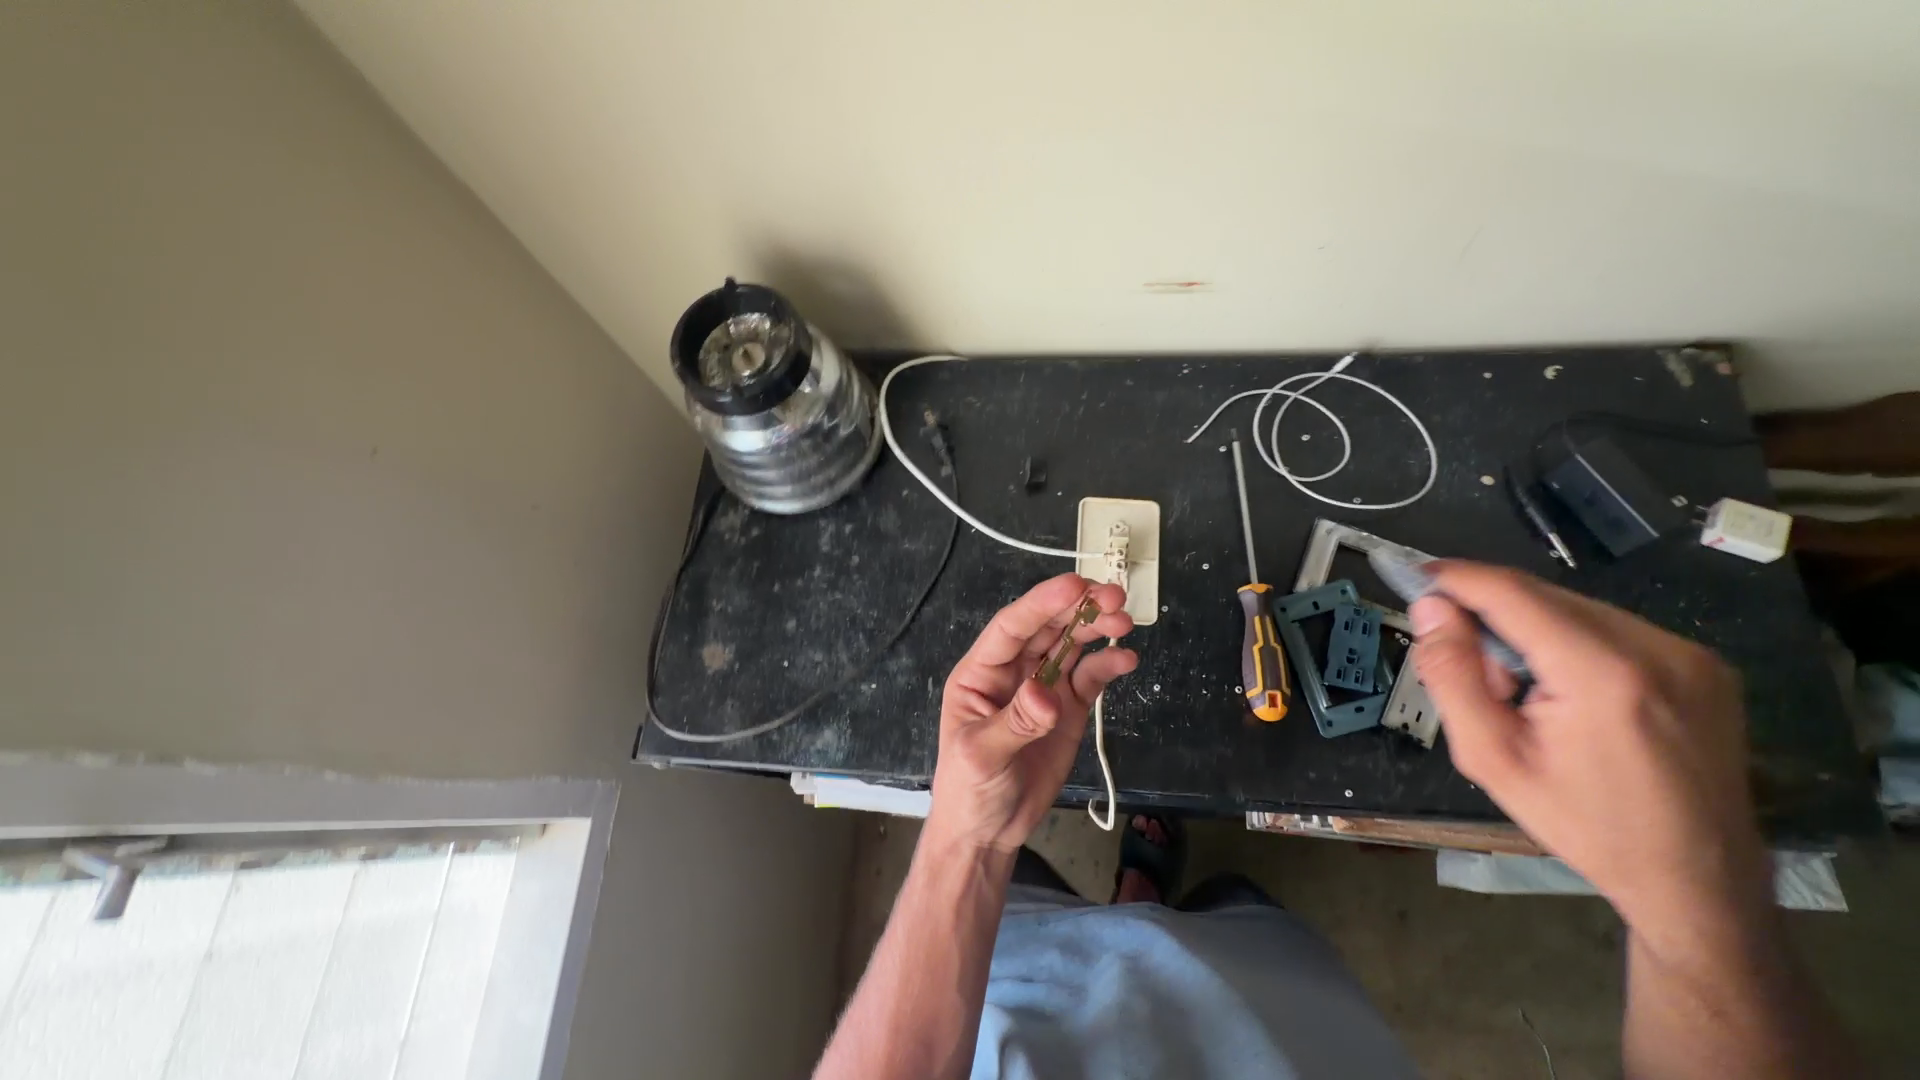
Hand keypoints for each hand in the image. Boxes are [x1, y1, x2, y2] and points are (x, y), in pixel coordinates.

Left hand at [928, 573, 1136, 854]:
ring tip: (1124, 620)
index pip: (1012, 627)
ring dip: (1096, 629)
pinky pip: (1089, 678)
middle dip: (1078, 609)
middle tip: (1114, 596)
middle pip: (1048, 628)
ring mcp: (1043, 688)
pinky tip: (1127, 659)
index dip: (1042, 604)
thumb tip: (1045, 695)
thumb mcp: (981, 756)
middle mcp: (1013, 671)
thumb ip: (1014, 723)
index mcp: (981, 672)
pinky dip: (1108, 665)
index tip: (1076, 586)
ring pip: (1071, 646)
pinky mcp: (1068, 709)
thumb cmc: (969, 789)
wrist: (988, 831)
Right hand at [1410, 562, 1769, 938]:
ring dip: (1532, 630)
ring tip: (1524, 693)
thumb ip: (1453, 676)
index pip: (1512, 593)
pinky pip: (1614, 629)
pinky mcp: (1705, 665)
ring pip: (1578, 610)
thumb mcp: (1491, 758)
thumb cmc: (1583, 823)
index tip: (1414, 577)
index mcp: (1602, 673)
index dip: (1457, 578)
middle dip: (1492, 614)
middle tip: (1471, 668)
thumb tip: (1431, 610)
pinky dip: (1573, 642)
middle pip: (1545, 597)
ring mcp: (1690, 654)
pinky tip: (1570, 693)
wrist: (1698, 879)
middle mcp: (1655, 647)